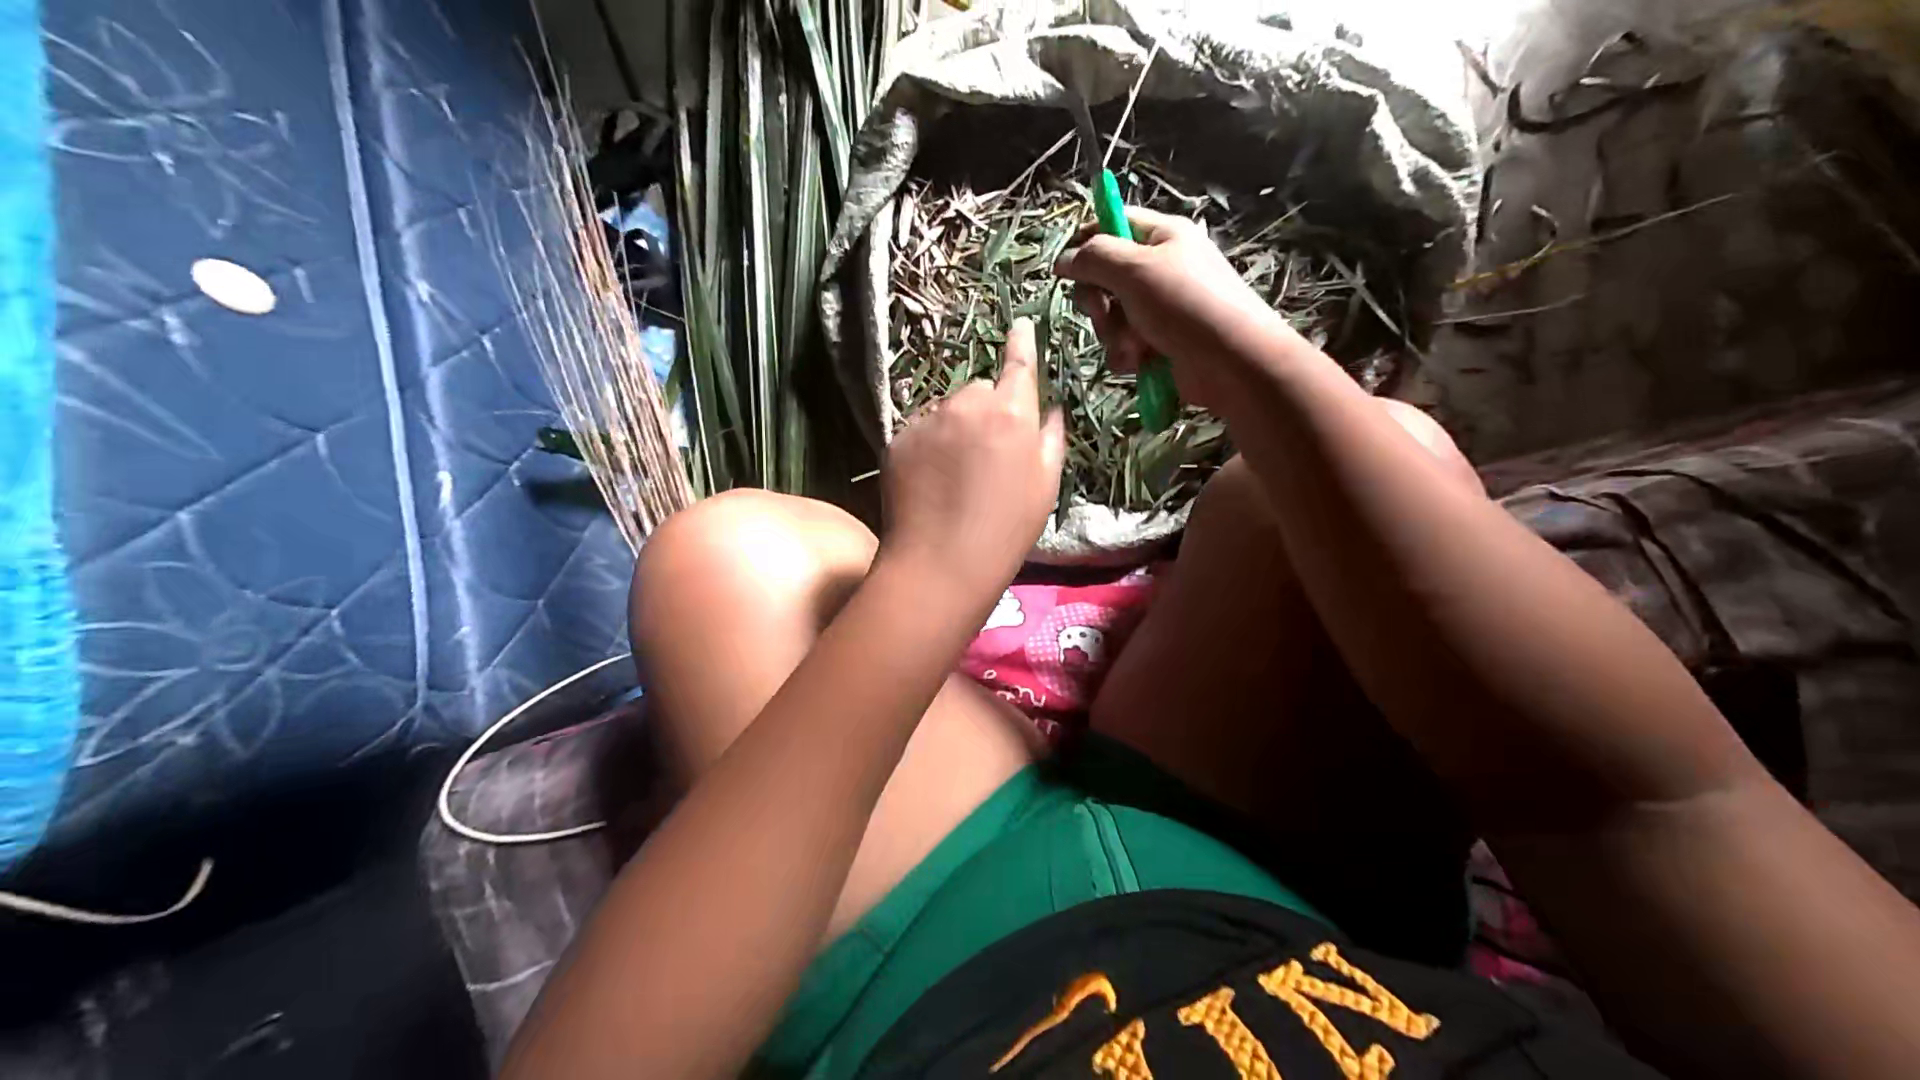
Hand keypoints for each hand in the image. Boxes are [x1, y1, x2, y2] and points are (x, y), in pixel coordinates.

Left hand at [880, 318, 1064, 598]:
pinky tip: (932, 483)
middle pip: (979, 391)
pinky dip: (927, 447)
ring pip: (946, 411)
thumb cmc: (1006, 530)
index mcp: (1011, 412)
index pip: (1018, 363)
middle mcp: (967, 405)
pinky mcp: (897, 439)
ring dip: (954, 429)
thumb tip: (1052, 408)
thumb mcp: (1045, 486)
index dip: (1021, 343)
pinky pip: (918, 431)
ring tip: (956, 476)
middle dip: (986, 410)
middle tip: (988, 455)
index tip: (1020, 324)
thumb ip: (1050, 438)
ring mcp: (927, 420)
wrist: (941, 563)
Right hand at [1055, 207, 1297, 412]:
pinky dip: (1125, 354)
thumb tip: (1063, 259)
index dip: (1086, 242)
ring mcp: (1158, 308)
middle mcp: (1160, 268)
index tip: (1066, 268)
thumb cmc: (1187, 306)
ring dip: (1112, 334)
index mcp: (1162, 237)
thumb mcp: (1136, 270)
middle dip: (1098, 301)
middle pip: (1103, 276)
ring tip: (1133, 345)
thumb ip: (1094, 258)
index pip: (1113, 224)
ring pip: (1110, 316)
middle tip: (1104, 313)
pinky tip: (1139, 362)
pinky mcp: (1158, 343)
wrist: (1232, 364)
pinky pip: (1123, 344)